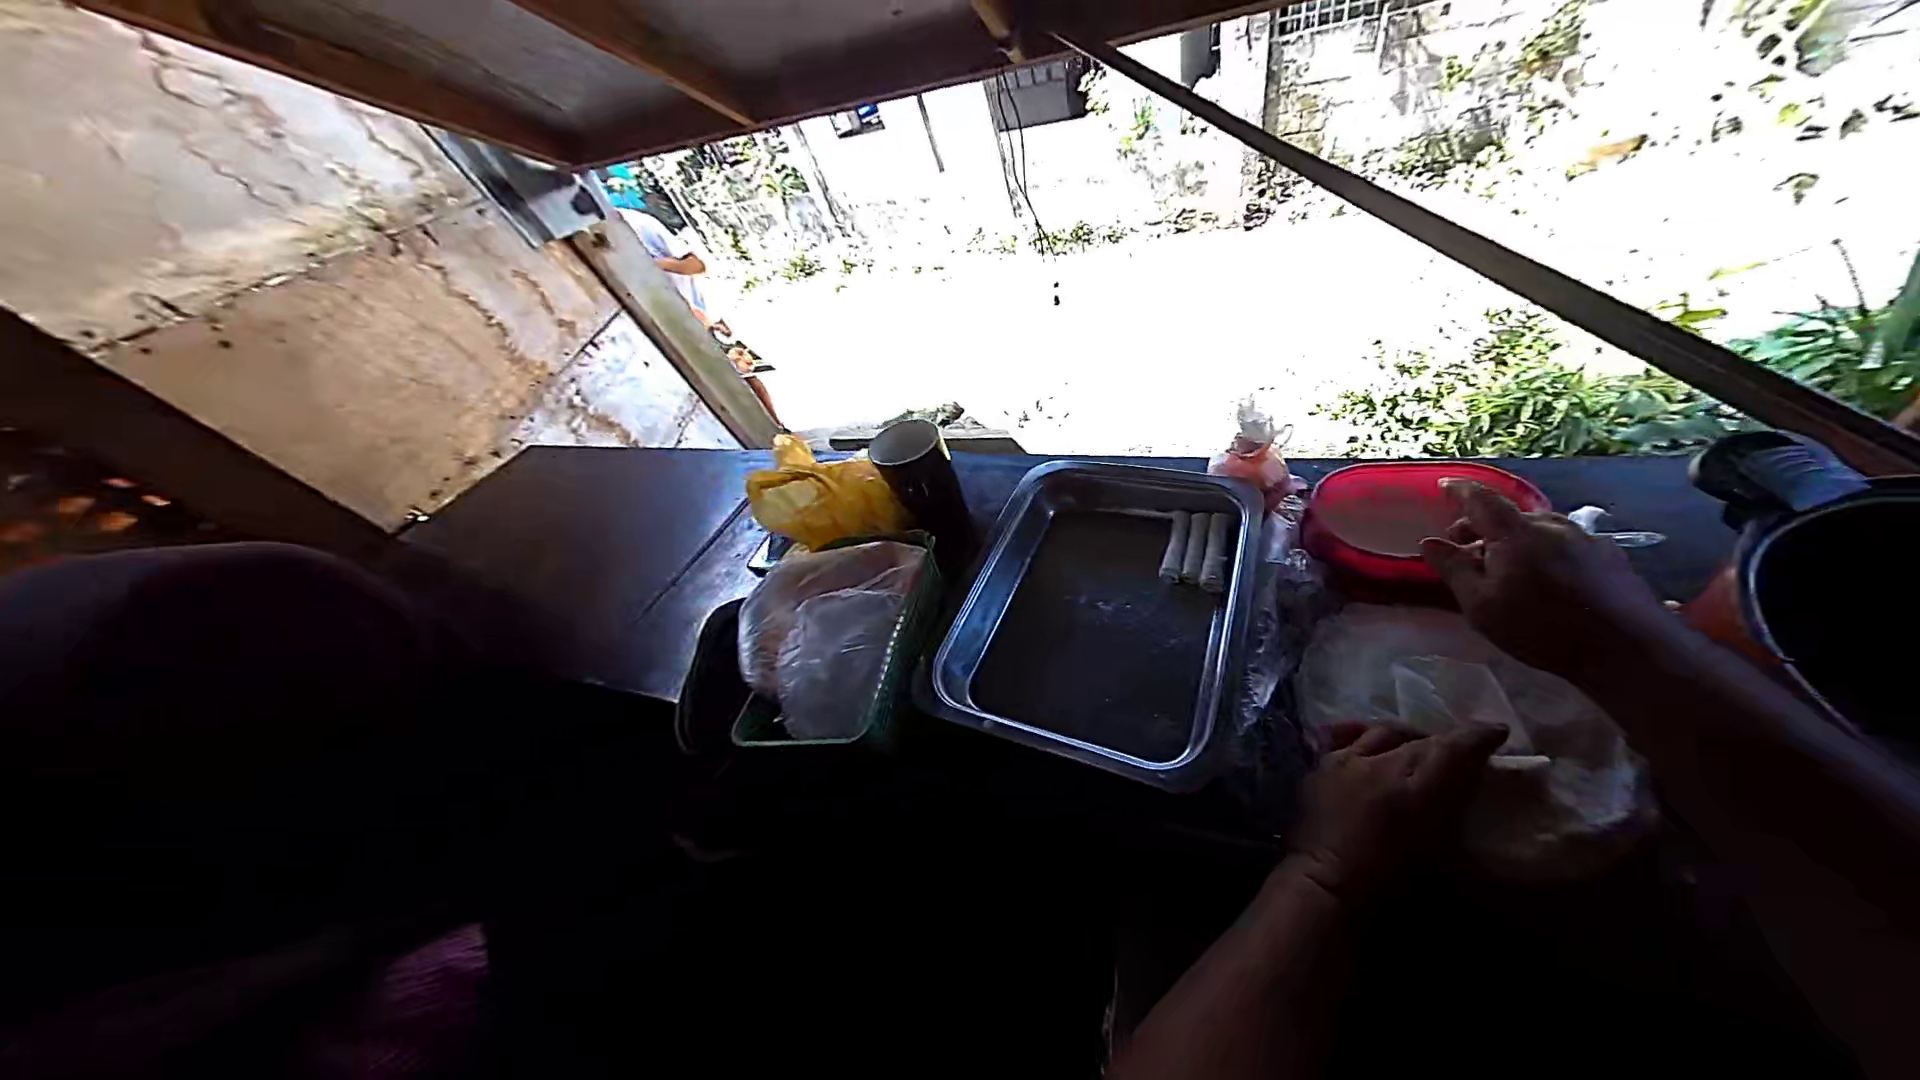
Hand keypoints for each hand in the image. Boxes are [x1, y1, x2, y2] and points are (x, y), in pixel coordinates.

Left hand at [1286, 723, 1505, 903]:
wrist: (1326, 881)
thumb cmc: (1391, 883)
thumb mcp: (1442, 858)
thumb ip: (1456, 821)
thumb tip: (1469, 805)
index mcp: (1418, 789)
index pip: (1452, 749)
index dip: (1476, 737)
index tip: (1496, 730)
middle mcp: (1381, 765)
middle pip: (1418, 741)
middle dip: (1443, 741)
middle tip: (1459, 750)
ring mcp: (1345, 760)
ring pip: (1381, 732)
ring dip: (1404, 736)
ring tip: (1415, 745)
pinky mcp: (1319, 765)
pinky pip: (1341, 737)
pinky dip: (1359, 734)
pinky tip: (1365, 739)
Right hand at [1419, 479, 1672, 677]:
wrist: (1630, 651)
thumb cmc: (1541, 627)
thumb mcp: (1479, 603)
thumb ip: (1453, 568)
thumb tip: (1431, 543)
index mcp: (1517, 534)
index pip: (1482, 500)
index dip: (1460, 490)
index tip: (1444, 484)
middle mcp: (1554, 527)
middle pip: (1510, 515)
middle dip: (1482, 526)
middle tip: (1464, 550)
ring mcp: (1587, 541)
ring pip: (1538, 529)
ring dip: (1513, 540)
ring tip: (1502, 566)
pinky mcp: (1610, 558)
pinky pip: (1563, 543)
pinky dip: (1542, 550)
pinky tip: (1542, 577)